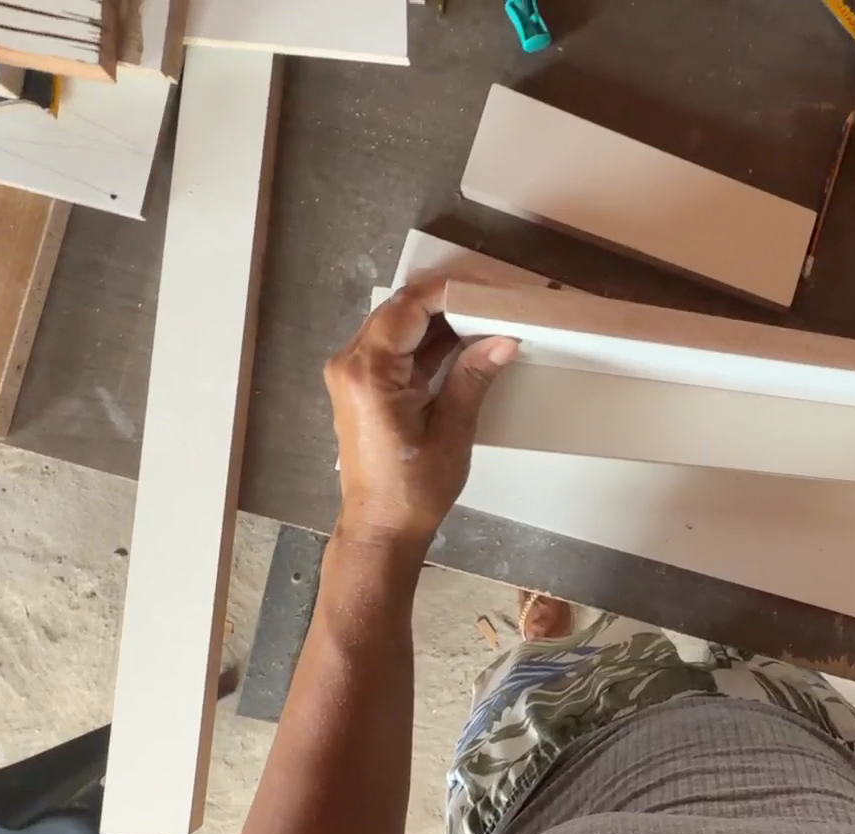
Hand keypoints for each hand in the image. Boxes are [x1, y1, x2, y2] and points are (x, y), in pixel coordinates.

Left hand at [324, 280, 517, 555]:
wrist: (382, 526)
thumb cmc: (414, 489)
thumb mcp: (452, 432)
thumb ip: (473, 379)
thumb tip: (503, 340)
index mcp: (369, 373)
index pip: (407, 309)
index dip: (447, 292)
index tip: (487, 287)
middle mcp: (351, 365)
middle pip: (400, 313)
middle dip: (447, 303)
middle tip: (493, 301)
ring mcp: (354, 375)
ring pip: (399, 329)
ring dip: (440, 323)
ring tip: (485, 318)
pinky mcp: (364, 387)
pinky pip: (397, 351)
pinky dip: (429, 344)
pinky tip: (463, 343)